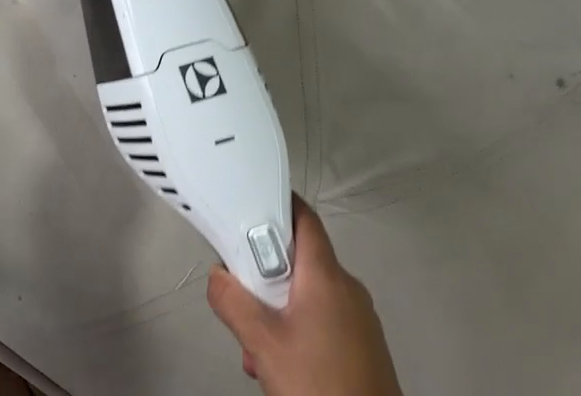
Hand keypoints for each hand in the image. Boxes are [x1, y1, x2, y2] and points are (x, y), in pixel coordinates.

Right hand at [207, 196, 402, 395]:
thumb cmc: (318, 383)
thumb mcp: (262, 343)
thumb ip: (232, 302)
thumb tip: (217, 275)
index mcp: (326, 276)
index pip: (302, 217)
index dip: (274, 203)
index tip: (244, 207)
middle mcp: (347, 288)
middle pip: (298, 260)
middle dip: (263, 276)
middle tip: (240, 298)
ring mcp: (359, 318)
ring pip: (306, 295)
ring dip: (275, 310)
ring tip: (257, 348)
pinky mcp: (363, 346)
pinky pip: (321, 320)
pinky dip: (296, 329)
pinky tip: (280, 364)